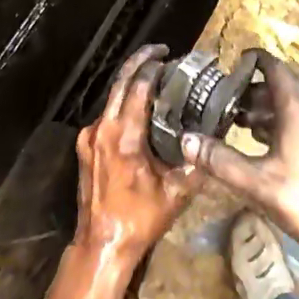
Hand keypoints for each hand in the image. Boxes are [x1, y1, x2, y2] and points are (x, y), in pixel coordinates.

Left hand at [74, 44, 202, 260]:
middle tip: (160, 52)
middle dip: (139, 62)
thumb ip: (195, 163)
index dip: (153, 66)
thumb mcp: (176, 192)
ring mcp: (89, 137)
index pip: (138, 86)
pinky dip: (123, 105)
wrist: (101, 246)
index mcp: (123, 135)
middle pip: (120, 83)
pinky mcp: (85, 147)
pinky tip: (140, 110)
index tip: (169, 56)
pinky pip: (107, 116)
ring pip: (112, 99)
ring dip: (131, 84)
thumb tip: (213, 141)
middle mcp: (102, 128)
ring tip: (156, 79)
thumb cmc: (139, 219)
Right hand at [180, 52, 298, 255]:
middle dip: (252, 88)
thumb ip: (220, 160)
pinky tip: (260, 139)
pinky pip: (298, 118)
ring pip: (289, 102)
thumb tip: (186, 140)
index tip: (230, 64)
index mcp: (296, 106)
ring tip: (237, 120)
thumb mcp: (258, 182)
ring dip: (264, 105)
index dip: (252, 60)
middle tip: (226, 100)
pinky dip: (277, 119)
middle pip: (279, 83)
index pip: (273, 66)